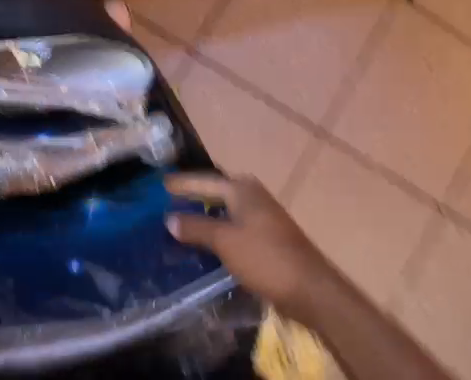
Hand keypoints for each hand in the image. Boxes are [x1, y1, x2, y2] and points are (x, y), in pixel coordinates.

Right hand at [165, 173, 336, 318]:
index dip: (182, 184)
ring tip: (181, 222)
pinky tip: (206, 242)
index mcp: (242, 189)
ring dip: (205, 215)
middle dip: (193, 197)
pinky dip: (218, 230)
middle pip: (215, 192)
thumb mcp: (225, 241)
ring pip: (226, 210)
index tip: (160, 185)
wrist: (311, 290)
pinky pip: (234, 226)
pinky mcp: (268, 236)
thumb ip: (196, 227)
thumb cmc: (265, 258)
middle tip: (168, 202)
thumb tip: (169, 218)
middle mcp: (253, 195)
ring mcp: (263, 216)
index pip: (203, 180)